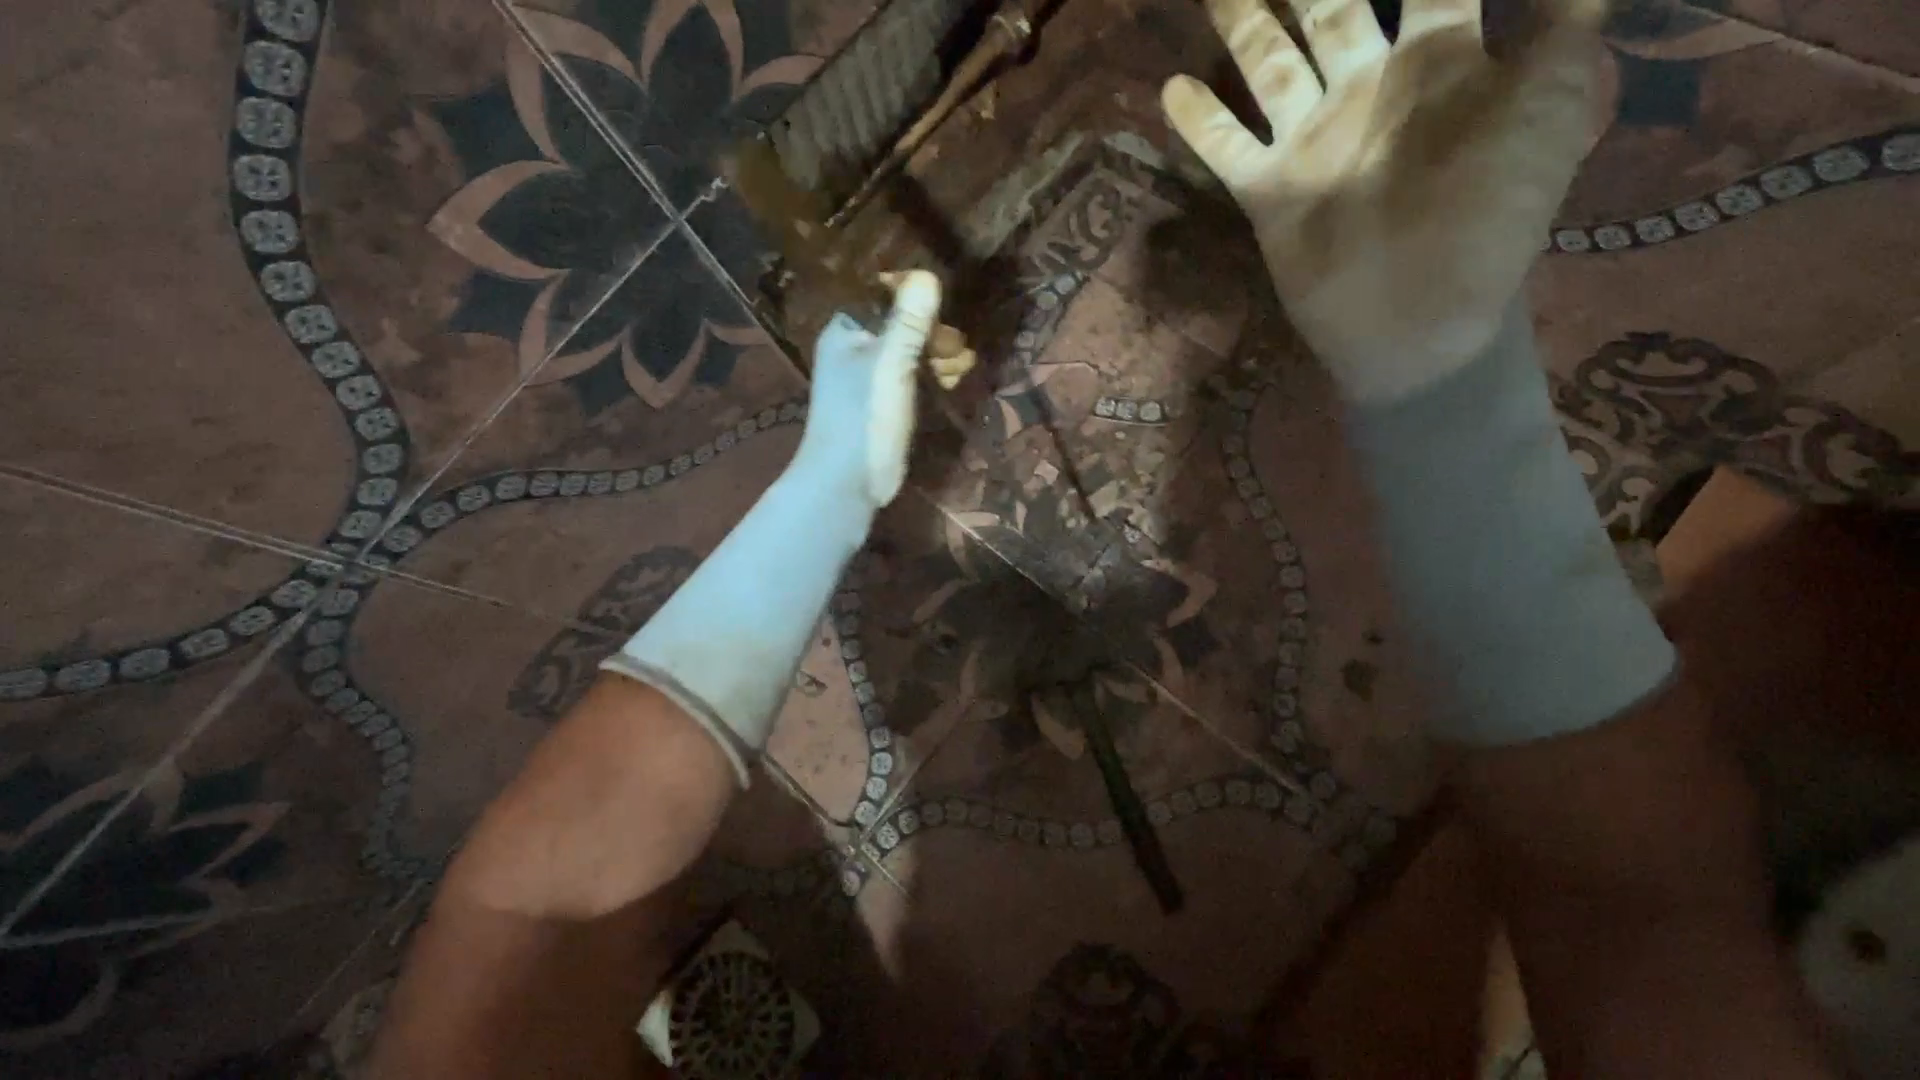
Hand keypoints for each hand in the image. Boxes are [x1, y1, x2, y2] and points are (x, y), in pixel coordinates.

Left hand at [792, 270, 942, 508]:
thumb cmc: (863, 415)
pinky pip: (914, 377)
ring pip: (912, 351)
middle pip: (903, 324)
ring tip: (962, 366)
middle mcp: (856, 349)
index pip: (882, 295)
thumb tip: (927, 274)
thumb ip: (908, 320)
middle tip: (956, 347)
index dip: (913, 297)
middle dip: (933, 331)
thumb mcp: (889, 362)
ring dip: (939, 354)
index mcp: (846, 331)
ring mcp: (872, 378)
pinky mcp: (887, 404)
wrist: (848, 480)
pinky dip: (934, 375)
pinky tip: (954, 380)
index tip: (941, 306)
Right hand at [1162, 0, 1604, 402]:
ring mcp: (1312, 140)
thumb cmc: (1492, 211)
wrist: (1420, 316)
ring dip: (1242, 24)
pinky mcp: (1268, 190)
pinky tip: (1171, 88)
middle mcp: (1366, 88)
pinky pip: (1226, 146)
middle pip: (1329, 8)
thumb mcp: (1553, 103)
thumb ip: (1566, 17)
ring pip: (1267, 64)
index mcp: (1435, 61)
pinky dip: (1199, 121)